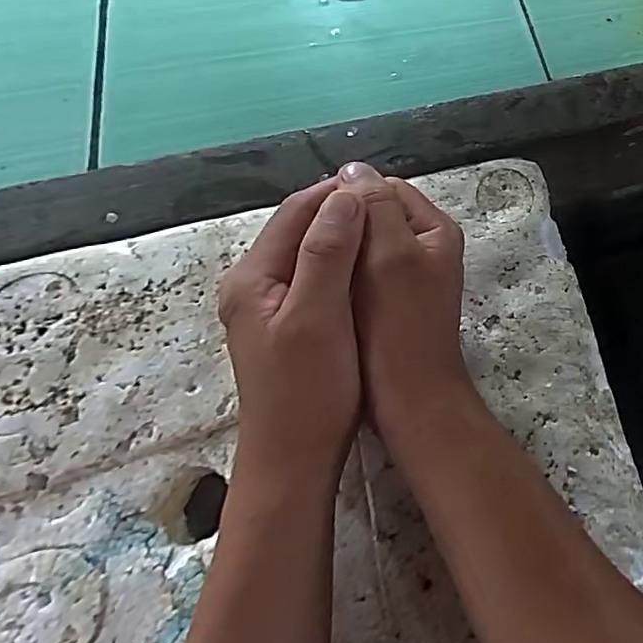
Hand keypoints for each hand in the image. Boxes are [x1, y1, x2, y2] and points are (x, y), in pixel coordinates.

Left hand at [217, 179, 366, 486]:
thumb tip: (347, 195)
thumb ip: (327, 254)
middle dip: (341, 209)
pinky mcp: (287, 323)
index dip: (337, 191)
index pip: (296, 212)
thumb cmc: (309, 389)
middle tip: (389, 204)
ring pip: (310, 250)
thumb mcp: (318, 316)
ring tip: (385, 227)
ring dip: (344, 233)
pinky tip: (370, 266)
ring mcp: (268, 305)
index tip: (380, 184)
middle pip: (299, 227)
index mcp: (253, 277)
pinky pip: (315, 273)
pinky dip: (343, 259)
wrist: (295, 459)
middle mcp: (253, 284)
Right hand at [334, 163, 473, 435]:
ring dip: (340, 246)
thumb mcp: (390, 257)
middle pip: (376, 214)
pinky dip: (342, 271)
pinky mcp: (392, 299)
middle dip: (343, 221)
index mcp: (435, 230)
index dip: (350, 194)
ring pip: (365, 243)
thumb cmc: (400, 327)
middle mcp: (426, 246)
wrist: (410, 399)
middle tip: (305, 239)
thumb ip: (377, 209)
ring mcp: (410, 274)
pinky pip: (362, 270)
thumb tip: (355, 168)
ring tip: (308, 260)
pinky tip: (320, 282)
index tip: (313, 213)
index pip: (387, 189)